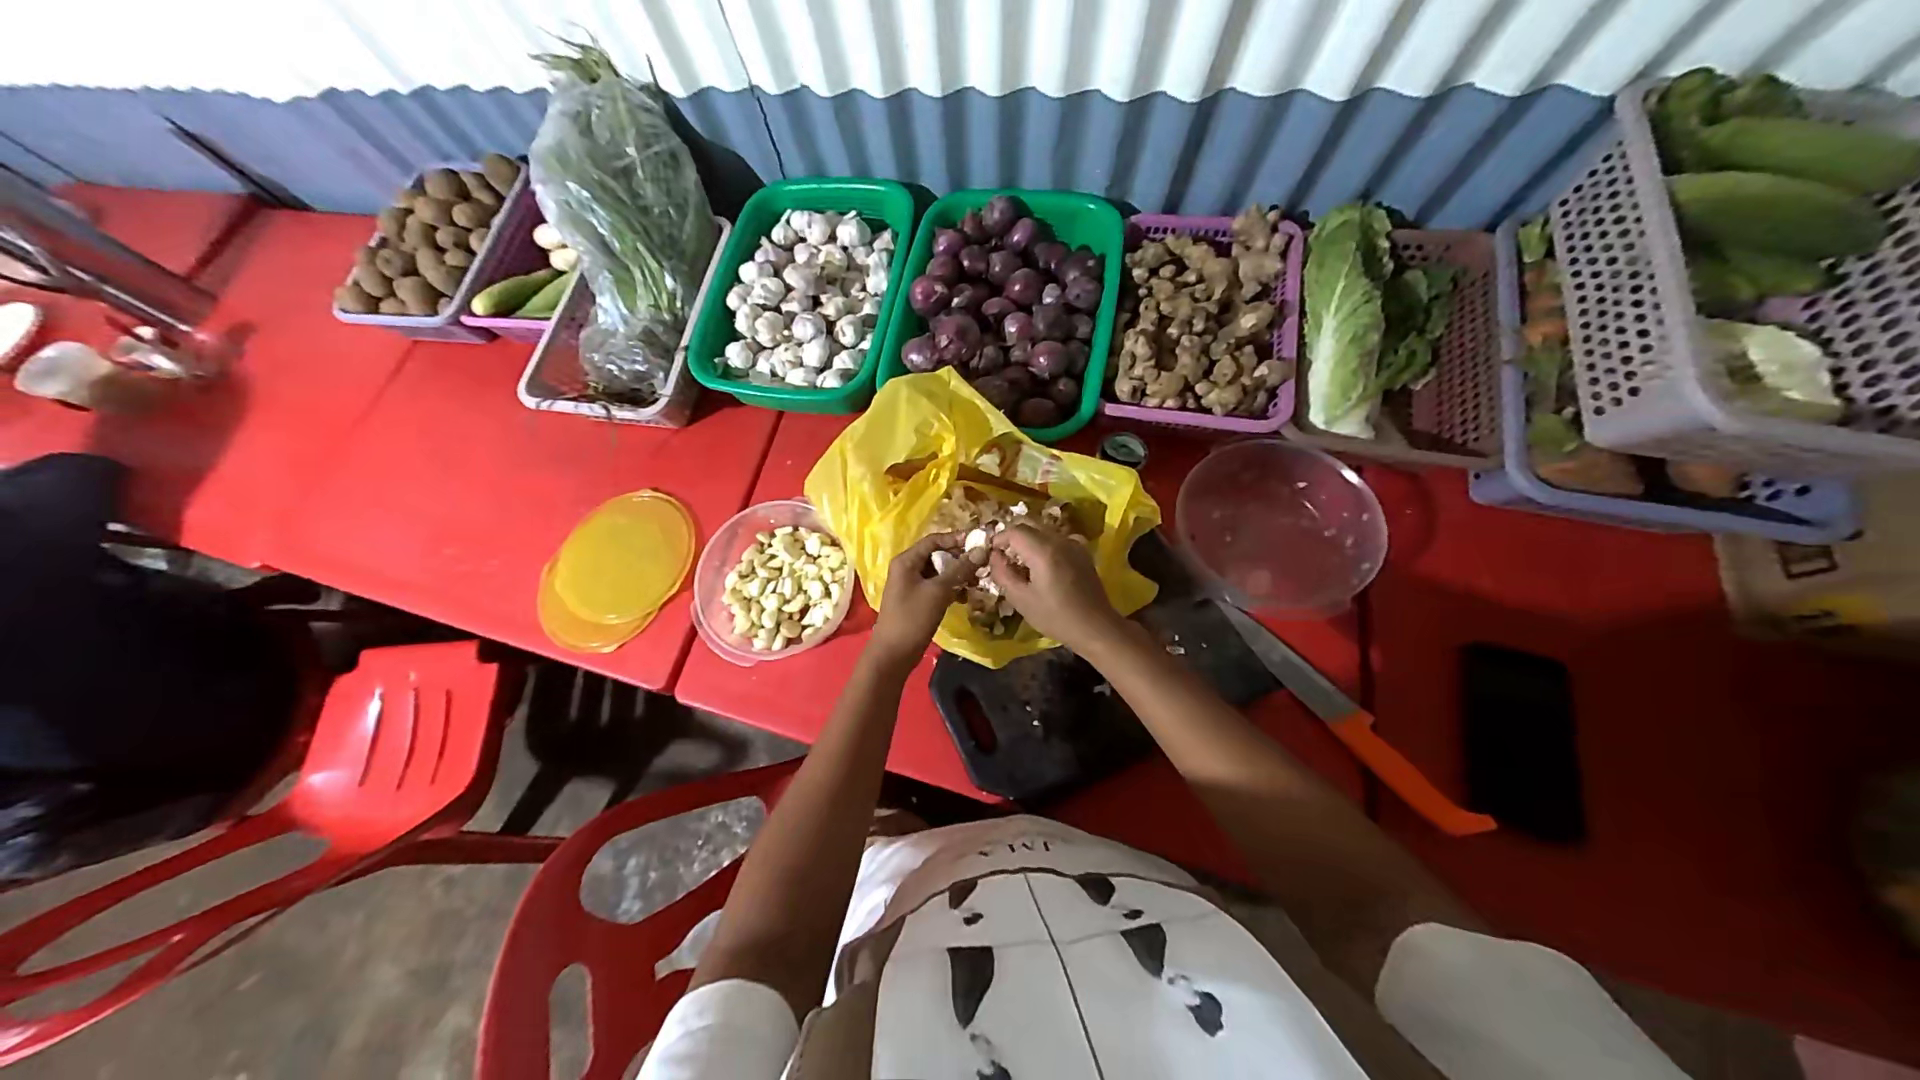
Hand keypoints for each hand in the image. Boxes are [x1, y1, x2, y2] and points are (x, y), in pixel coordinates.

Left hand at [870, 533, 969, 665]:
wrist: (894, 654)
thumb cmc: (913, 618)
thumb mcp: (938, 591)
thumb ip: (959, 570)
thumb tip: (981, 550)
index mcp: (907, 560)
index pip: (934, 540)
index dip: (957, 539)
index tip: (979, 543)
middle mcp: (907, 568)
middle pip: (937, 555)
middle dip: (960, 559)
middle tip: (982, 565)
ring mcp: (912, 585)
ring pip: (939, 572)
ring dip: (958, 575)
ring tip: (976, 582)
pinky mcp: (917, 600)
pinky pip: (937, 586)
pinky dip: (951, 588)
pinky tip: (965, 597)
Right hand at [989, 525, 1124, 651]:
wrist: (1095, 627)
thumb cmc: (1055, 617)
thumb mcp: (1021, 599)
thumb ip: (1003, 574)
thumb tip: (994, 556)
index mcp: (1043, 551)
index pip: (1014, 531)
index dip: (999, 539)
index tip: (991, 553)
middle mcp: (1060, 540)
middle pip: (1029, 525)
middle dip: (1012, 537)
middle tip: (1003, 557)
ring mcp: (1074, 544)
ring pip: (1044, 531)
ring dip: (1029, 541)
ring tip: (1022, 563)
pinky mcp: (1083, 552)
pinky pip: (1058, 539)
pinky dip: (1046, 545)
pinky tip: (1045, 564)